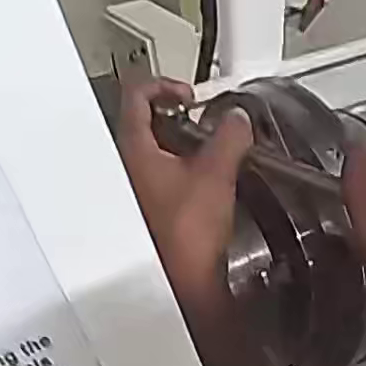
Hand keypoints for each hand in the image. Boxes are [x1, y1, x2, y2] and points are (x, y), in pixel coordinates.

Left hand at [114, 78, 253, 330]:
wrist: (183, 280)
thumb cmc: (187, 231)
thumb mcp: (216, 173)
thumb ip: (229, 137)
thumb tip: (237, 119)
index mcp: (134, 148)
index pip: (137, 94)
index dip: (165, 85)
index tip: (190, 95)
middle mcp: (127, 167)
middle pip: (147, 123)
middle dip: (181, 119)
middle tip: (206, 125)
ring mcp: (136, 189)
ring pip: (157, 153)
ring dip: (185, 147)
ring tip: (214, 155)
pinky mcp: (150, 210)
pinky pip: (164, 178)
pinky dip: (184, 172)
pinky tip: (209, 185)